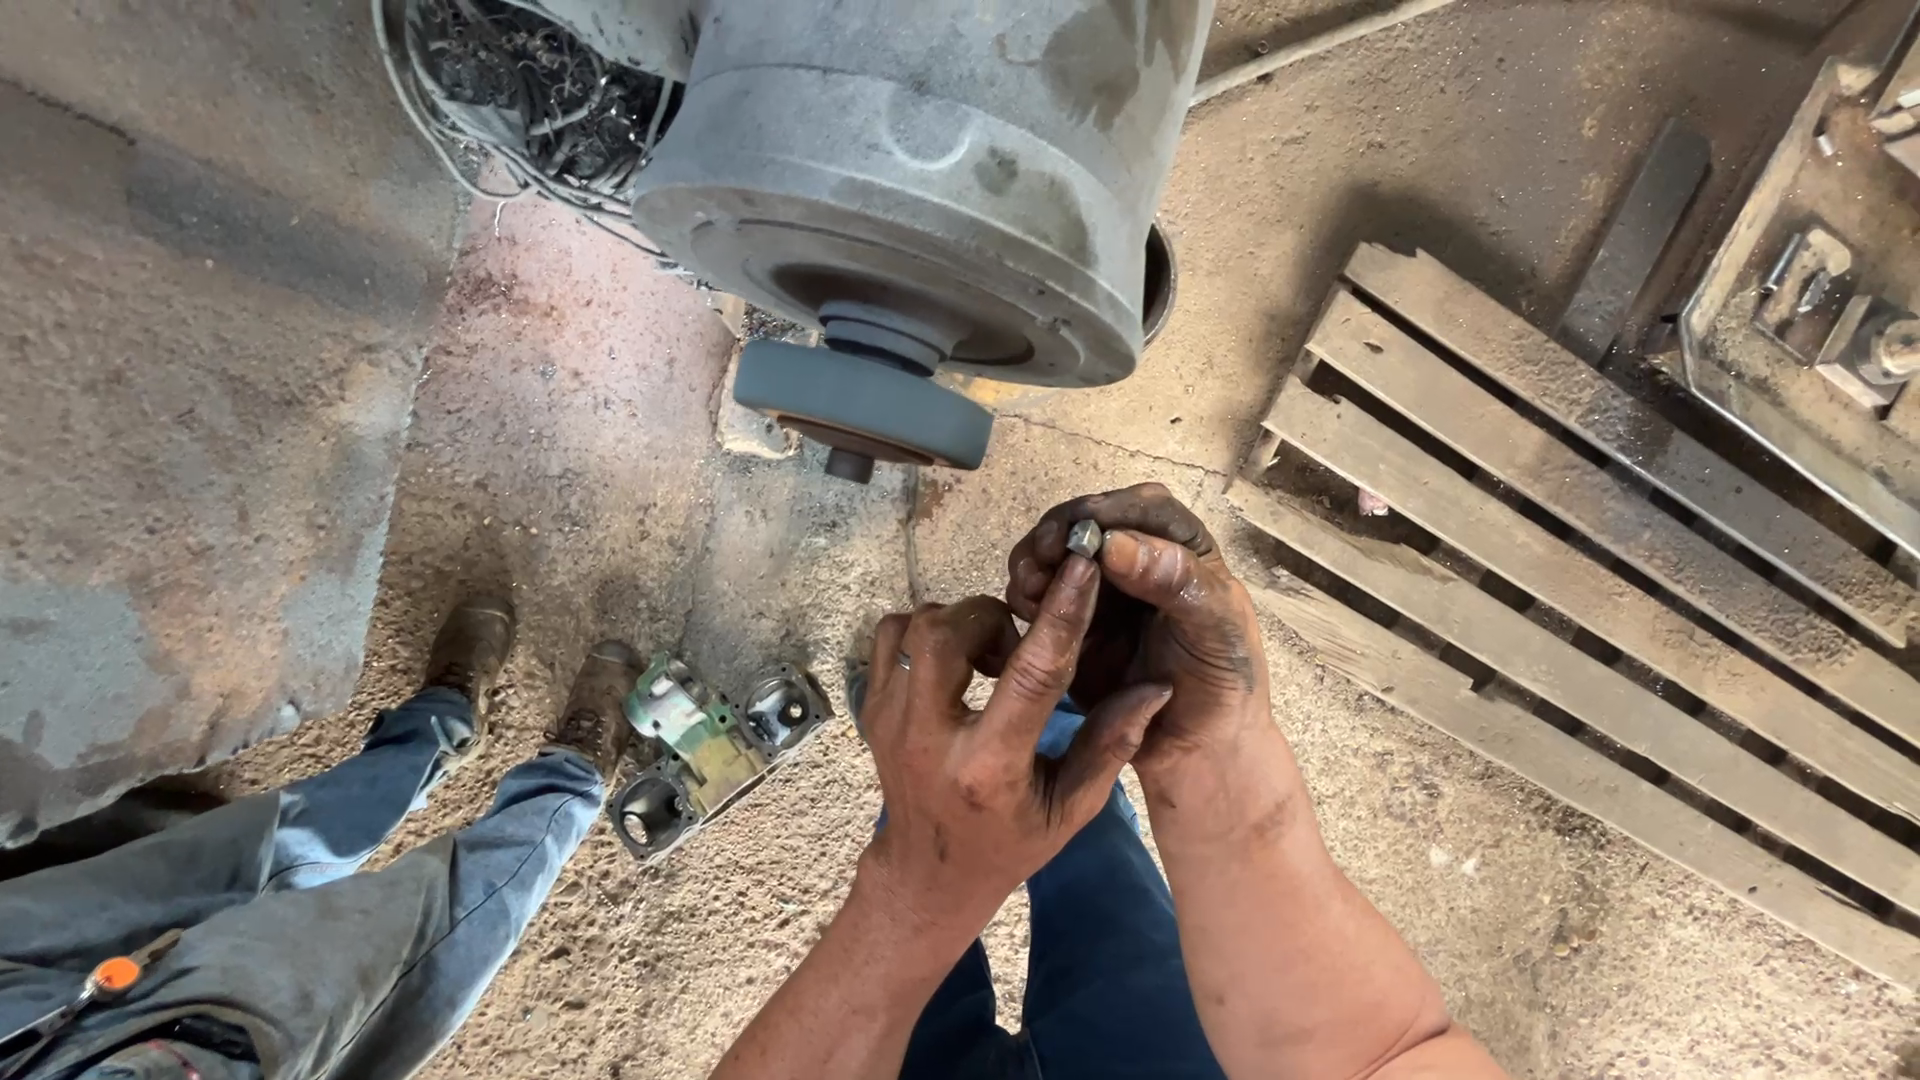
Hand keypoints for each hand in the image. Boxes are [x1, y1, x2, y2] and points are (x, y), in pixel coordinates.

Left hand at [856, 557, 1173, 942]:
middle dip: (992, 619)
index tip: (1081, 568)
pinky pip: (889, 634)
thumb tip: (1155, 685)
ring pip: (916, 625)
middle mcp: (928, 737)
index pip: (1029, 675)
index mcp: (988, 767)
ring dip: (960, 624)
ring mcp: (887, 719)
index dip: (1060, 615)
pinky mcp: (871, 707)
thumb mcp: (1071, 807)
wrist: (927, 870)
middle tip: (1013, 650)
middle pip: (949, 632)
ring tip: (985, 659)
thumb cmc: (1010, 842)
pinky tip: (951, 662)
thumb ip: (1111, 743)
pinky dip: (923, 630)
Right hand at [1006, 483, 1268, 781]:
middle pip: (1091, 522)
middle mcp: (1138, 561)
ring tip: (1029, 585)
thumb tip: (1112, 544)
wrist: (1194, 750)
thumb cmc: (1219, 685)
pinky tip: (1024, 607)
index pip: (1147, 508)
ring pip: (1058, 553)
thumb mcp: (1215, 630)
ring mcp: (1100, 590)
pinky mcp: (1070, 621)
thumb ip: (1174, 582)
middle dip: (1061, 531)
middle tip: (1043, 553)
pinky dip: (1026, 591)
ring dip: (1037, 559)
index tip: (1082, 530)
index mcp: (1183, 550)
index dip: (1112, 509)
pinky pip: (1040, 592)